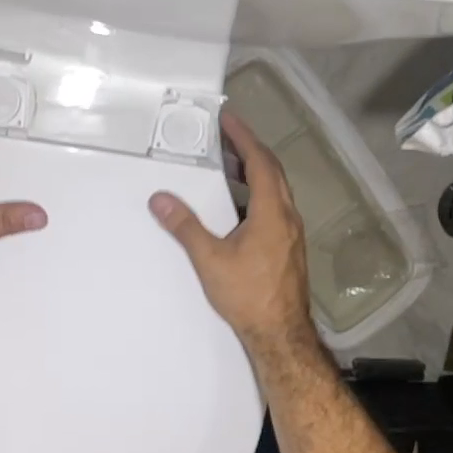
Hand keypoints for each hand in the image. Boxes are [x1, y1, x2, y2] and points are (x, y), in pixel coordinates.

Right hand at [149, 113, 316, 352]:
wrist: (280, 333)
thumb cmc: (248, 295)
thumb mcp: (210, 259)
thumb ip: (185, 226)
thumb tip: (161, 199)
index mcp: (272, 212)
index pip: (260, 162)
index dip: (244, 137)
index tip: (228, 119)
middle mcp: (287, 217)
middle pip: (272, 172)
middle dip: (249, 150)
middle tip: (225, 136)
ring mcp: (291, 234)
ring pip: (275, 191)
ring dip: (254, 173)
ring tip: (228, 167)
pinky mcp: (289, 249)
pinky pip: (275, 208)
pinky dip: (257, 194)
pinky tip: (238, 207)